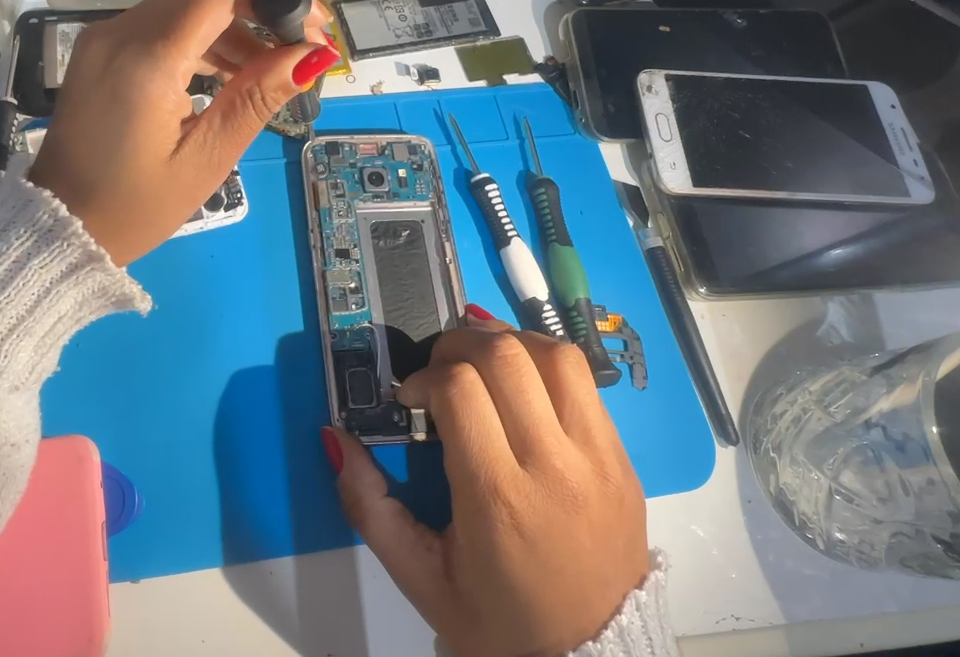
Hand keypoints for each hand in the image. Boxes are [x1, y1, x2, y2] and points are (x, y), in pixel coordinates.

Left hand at [29, 0, 333, 264]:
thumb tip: (312, 55)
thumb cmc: (136, 206)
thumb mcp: (207, 157)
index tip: (313, 25)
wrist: (61, 225)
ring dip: (235, 26)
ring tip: (275, 68)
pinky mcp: (103, 49)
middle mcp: (121, 30)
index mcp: (147, 56)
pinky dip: (204, 39)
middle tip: (303, 45)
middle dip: (261, 6)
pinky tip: (233, 73)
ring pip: (186, 4)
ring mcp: (106, 36)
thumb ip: (257, 96)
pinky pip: (164, 25)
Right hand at [325, 314, 649, 656]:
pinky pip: (584, 379)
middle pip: (505, 357)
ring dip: (507, 341)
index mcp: (499, 499)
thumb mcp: (419, 576)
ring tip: (481, 360)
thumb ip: (368, 506)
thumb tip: (337, 437)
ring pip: (553, 354)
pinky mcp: (621, 455)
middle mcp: (555, 466)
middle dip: (458, 345)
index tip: (412, 398)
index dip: (425, 376)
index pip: (459, 389)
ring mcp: (598, 457)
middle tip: (440, 368)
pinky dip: (542, 360)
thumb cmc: (499, 619)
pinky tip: (520, 377)